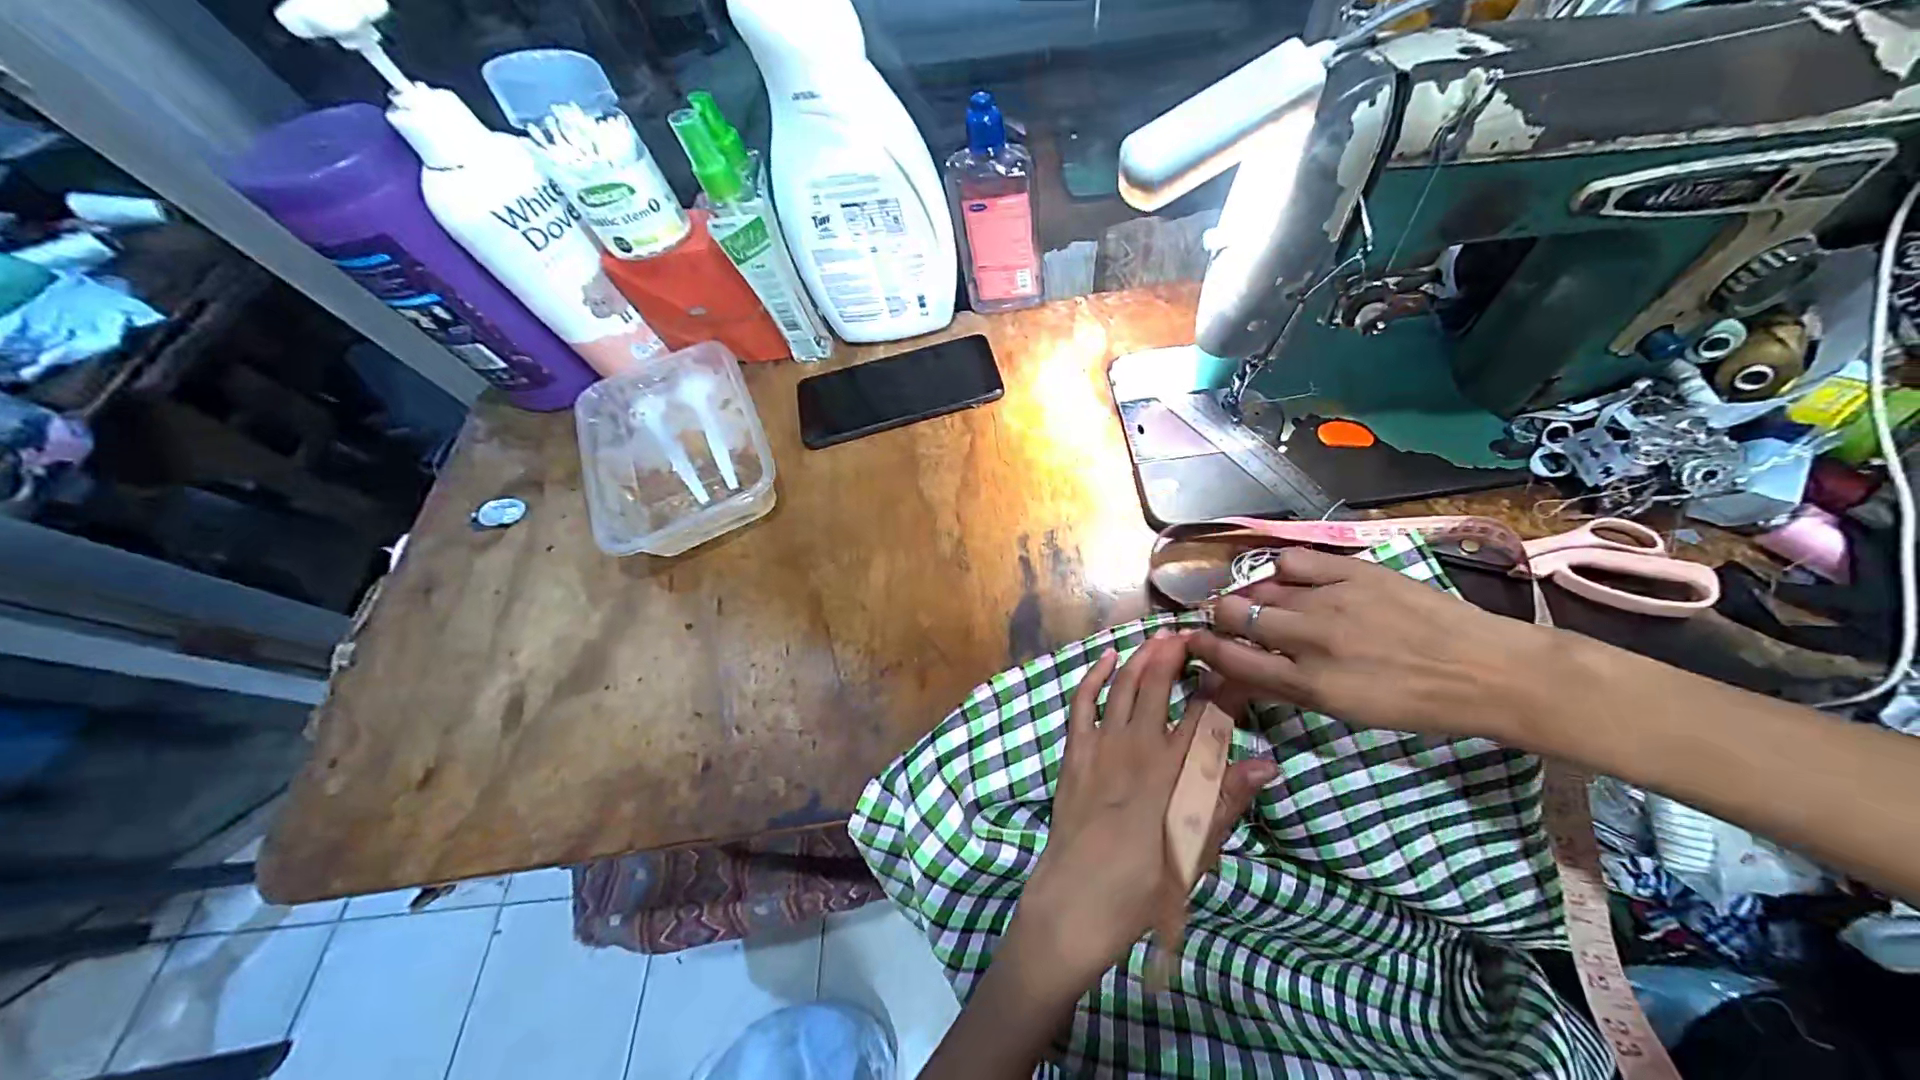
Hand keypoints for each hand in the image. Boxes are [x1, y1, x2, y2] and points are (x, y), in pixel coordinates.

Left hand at [1005, 633, 1276, 994]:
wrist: (1080, 898)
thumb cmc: (1146, 883)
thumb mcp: (1198, 848)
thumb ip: (1227, 800)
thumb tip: (1266, 763)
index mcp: (1176, 769)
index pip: (1209, 712)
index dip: (1227, 683)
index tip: (1238, 662)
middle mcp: (1140, 744)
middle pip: (1161, 683)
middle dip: (1179, 653)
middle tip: (1193, 636)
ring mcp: (1102, 743)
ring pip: (1124, 683)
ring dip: (1142, 656)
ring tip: (1160, 638)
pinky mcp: (1075, 750)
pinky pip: (1083, 701)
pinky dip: (1094, 674)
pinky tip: (1106, 657)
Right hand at [1189, 547, 1560, 739]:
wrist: (1486, 671)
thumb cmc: (1412, 704)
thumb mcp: (1342, 710)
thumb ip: (1283, 688)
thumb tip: (1235, 674)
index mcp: (1308, 683)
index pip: (1230, 657)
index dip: (1203, 647)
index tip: (1195, 640)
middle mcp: (1311, 639)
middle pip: (1234, 613)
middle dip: (1220, 615)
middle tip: (1228, 618)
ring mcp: (1332, 600)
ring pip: (1260, 585)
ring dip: (1250, 593)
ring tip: (1262, 598)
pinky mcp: (1353, 572)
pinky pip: (1293, 561)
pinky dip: (1281, 570)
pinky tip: (1290, 578)